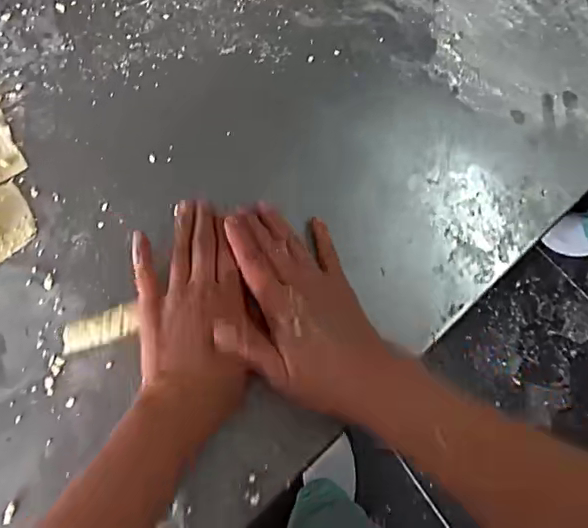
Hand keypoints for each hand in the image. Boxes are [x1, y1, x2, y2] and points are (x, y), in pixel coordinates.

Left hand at [133, 201, 252, 427]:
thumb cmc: (218, 387)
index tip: (227, 212)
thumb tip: (252, 291)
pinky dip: (142, 254)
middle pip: (204, 248)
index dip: (228, 232)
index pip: (229, 256)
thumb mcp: (249, 352)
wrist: (179, 402)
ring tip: (183, 207)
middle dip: (205, 222)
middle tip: (204, 201)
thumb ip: (250, 319)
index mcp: (227, 300)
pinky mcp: (150, 306)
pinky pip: (145, 275)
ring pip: (180, 253)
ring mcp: (173, 294)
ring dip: (181, 228)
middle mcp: (201, 289)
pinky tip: (140, 236)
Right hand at [216, 206, 408, 424]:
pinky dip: (322, 237)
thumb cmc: (320, 381)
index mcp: (279, 305)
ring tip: (263, 206)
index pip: (253, 265)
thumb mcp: (279, 373)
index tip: (226, 219)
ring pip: (294, 246)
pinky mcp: (339, 284)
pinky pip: (328, 254)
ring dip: (277, 225)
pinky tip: (316, 221)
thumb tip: (214, 323)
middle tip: (237, 206)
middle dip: (252, 226)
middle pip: (271, 249)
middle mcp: (297, 285)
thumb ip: (247, 346)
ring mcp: (320, 281)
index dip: (239, 241)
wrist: (372, 381)